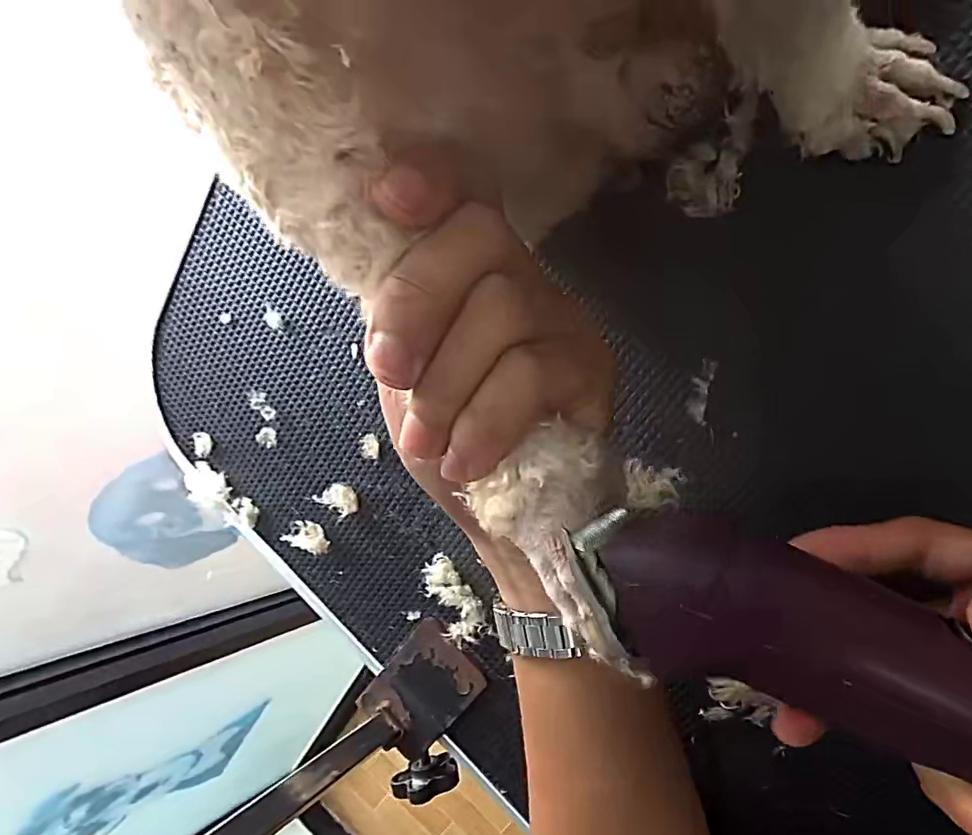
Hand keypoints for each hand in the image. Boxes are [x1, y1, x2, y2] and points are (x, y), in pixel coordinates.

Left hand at [364, 152, 613, 488]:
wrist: (508, 516)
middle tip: (394, 378)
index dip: (434, 181)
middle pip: (479, 239)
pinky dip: (486, 420)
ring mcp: (567, 323)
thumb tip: (377, 265)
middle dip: (417, 308)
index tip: (389, 201)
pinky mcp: (594, 371)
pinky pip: (532, 373)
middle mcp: (526, 281)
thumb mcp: (404, 378)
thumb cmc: (452, 446)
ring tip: (430, 444)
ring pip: (503, 310)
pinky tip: (467, 462)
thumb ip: (397, 321)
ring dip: (448, 386)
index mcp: (471, 276)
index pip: (468, 194)